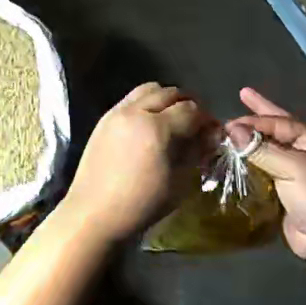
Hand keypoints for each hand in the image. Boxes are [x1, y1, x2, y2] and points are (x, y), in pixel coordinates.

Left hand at [62, 83, 213, 242]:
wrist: (93, 215)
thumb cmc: (141, 204)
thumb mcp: (179, 181)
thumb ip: (196, 152)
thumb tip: (211, 135)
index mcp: (157, 127)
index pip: (191, 110)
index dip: (206, 119)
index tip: (212, 132)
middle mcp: (136, 112)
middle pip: (170, 93)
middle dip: (188, 104)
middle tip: (195, 124)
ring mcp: (116, 113)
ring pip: (148, 90)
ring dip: (166, 99)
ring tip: (172, 119)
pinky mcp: (103, 120)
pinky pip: (131, 100)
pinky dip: (146, 105)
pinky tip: (150, 126)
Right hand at [227, 87, 305, 262]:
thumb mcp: (292, 167)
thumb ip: (261, 149)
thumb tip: (232, 131)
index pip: (278, 122)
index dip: (253, 119)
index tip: (227, 123)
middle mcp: (304, 152)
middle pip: (276, 128)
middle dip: (259, 114)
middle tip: (242, 94)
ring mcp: (295, 173)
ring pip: (268, 150)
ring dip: (250, 141)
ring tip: (231, 129)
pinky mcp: (284, 193)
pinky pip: (263, 172)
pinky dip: (249, 165)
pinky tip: (235, 161)